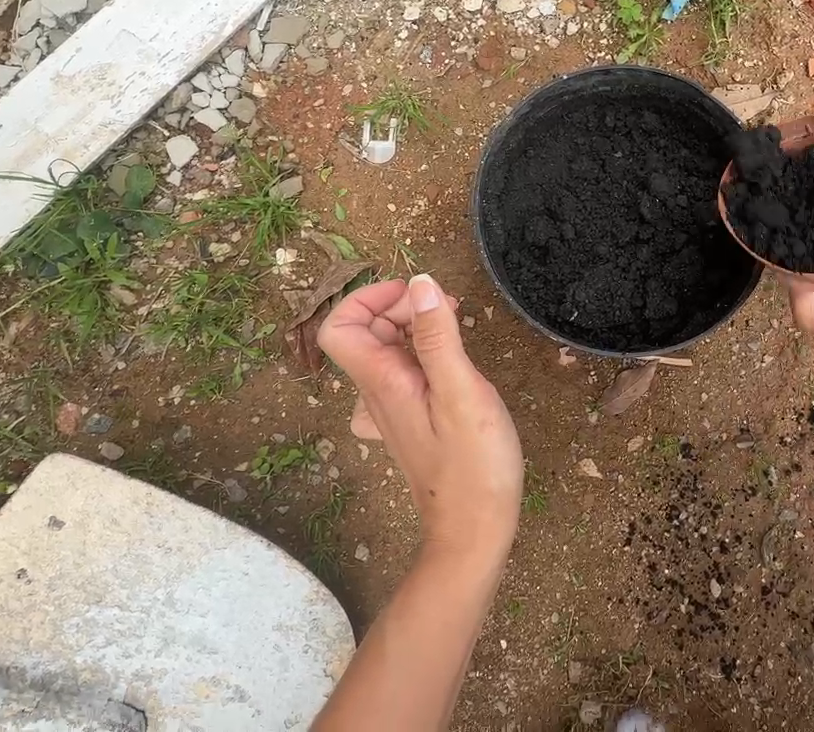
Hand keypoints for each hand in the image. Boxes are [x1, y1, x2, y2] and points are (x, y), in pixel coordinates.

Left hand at [317, 274, 523, 564]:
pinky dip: (423, 355)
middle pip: (364, 333)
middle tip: (449, 308)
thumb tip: (420, 284)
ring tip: (458, 326)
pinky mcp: (410, 422)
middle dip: (401, 307)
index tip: (414, 294)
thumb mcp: (462, 392)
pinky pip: (403, 375)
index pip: (339, 328)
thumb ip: (438, 336)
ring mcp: (391, 411)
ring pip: (385, 352)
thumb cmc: (473, 463)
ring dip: (414, 327)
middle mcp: (376, 394)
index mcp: (381, 382)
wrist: (474, 528)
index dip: (368, 298)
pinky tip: (452, 364)